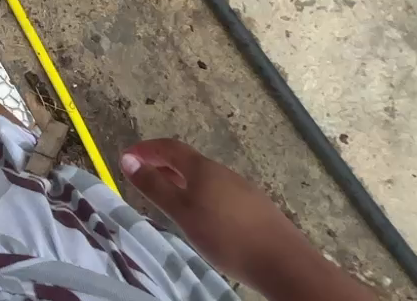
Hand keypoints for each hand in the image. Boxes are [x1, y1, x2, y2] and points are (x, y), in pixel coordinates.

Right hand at [122, 139, 359, 296]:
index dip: (145, 149)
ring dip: (184, 182)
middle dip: (163, 165)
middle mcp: (224, 172)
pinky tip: (207, 218)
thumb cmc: (227, 236)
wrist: (290, 268)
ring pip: (206, 179)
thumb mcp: (181, 213)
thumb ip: (153, 186)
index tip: (127, 157)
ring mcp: (245, 191)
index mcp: (202, 168)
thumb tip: (126, 159)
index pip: (168, 147)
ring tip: (172, 200)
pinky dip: (204, 196)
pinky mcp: (260, 210)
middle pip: (188, 161)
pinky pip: (222, 194)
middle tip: (145, 178)